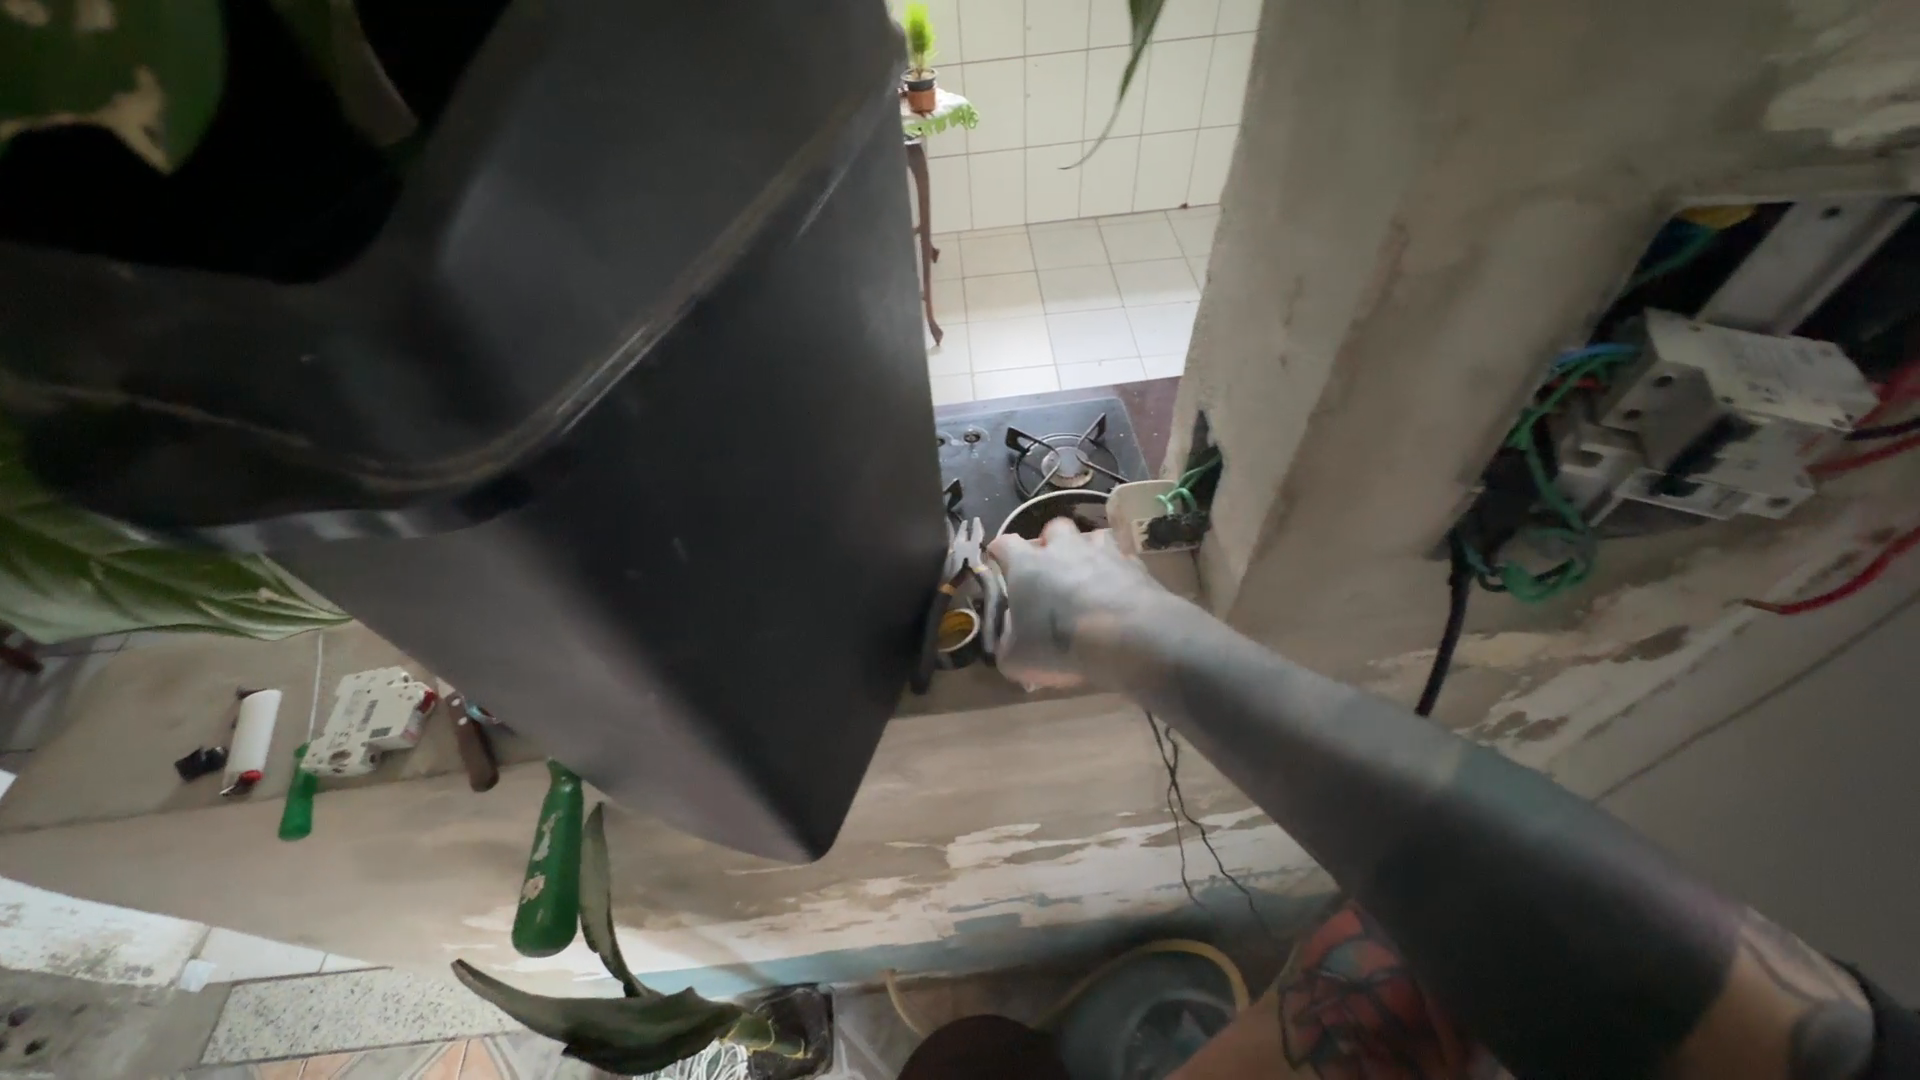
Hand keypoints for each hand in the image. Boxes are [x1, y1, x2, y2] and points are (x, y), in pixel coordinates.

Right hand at [985, 517, 1184, 689]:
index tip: (1001, 566)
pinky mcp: (1134, 565)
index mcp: (1026, 564)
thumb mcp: (1017, 660)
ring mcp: (1102, 552)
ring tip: (1089, 577)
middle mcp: (1063, 549)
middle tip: (1052, 570)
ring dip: (1088, 552)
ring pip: (1092, 537)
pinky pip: (1123, 560)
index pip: (1004, 544)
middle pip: (1054, 528)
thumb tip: (1008, 641)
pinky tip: (1120, 592)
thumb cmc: (1060, 644)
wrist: (1128, 638)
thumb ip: (1006, 646)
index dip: (1000, 554)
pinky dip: (1118, 572)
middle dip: (1051, 544)